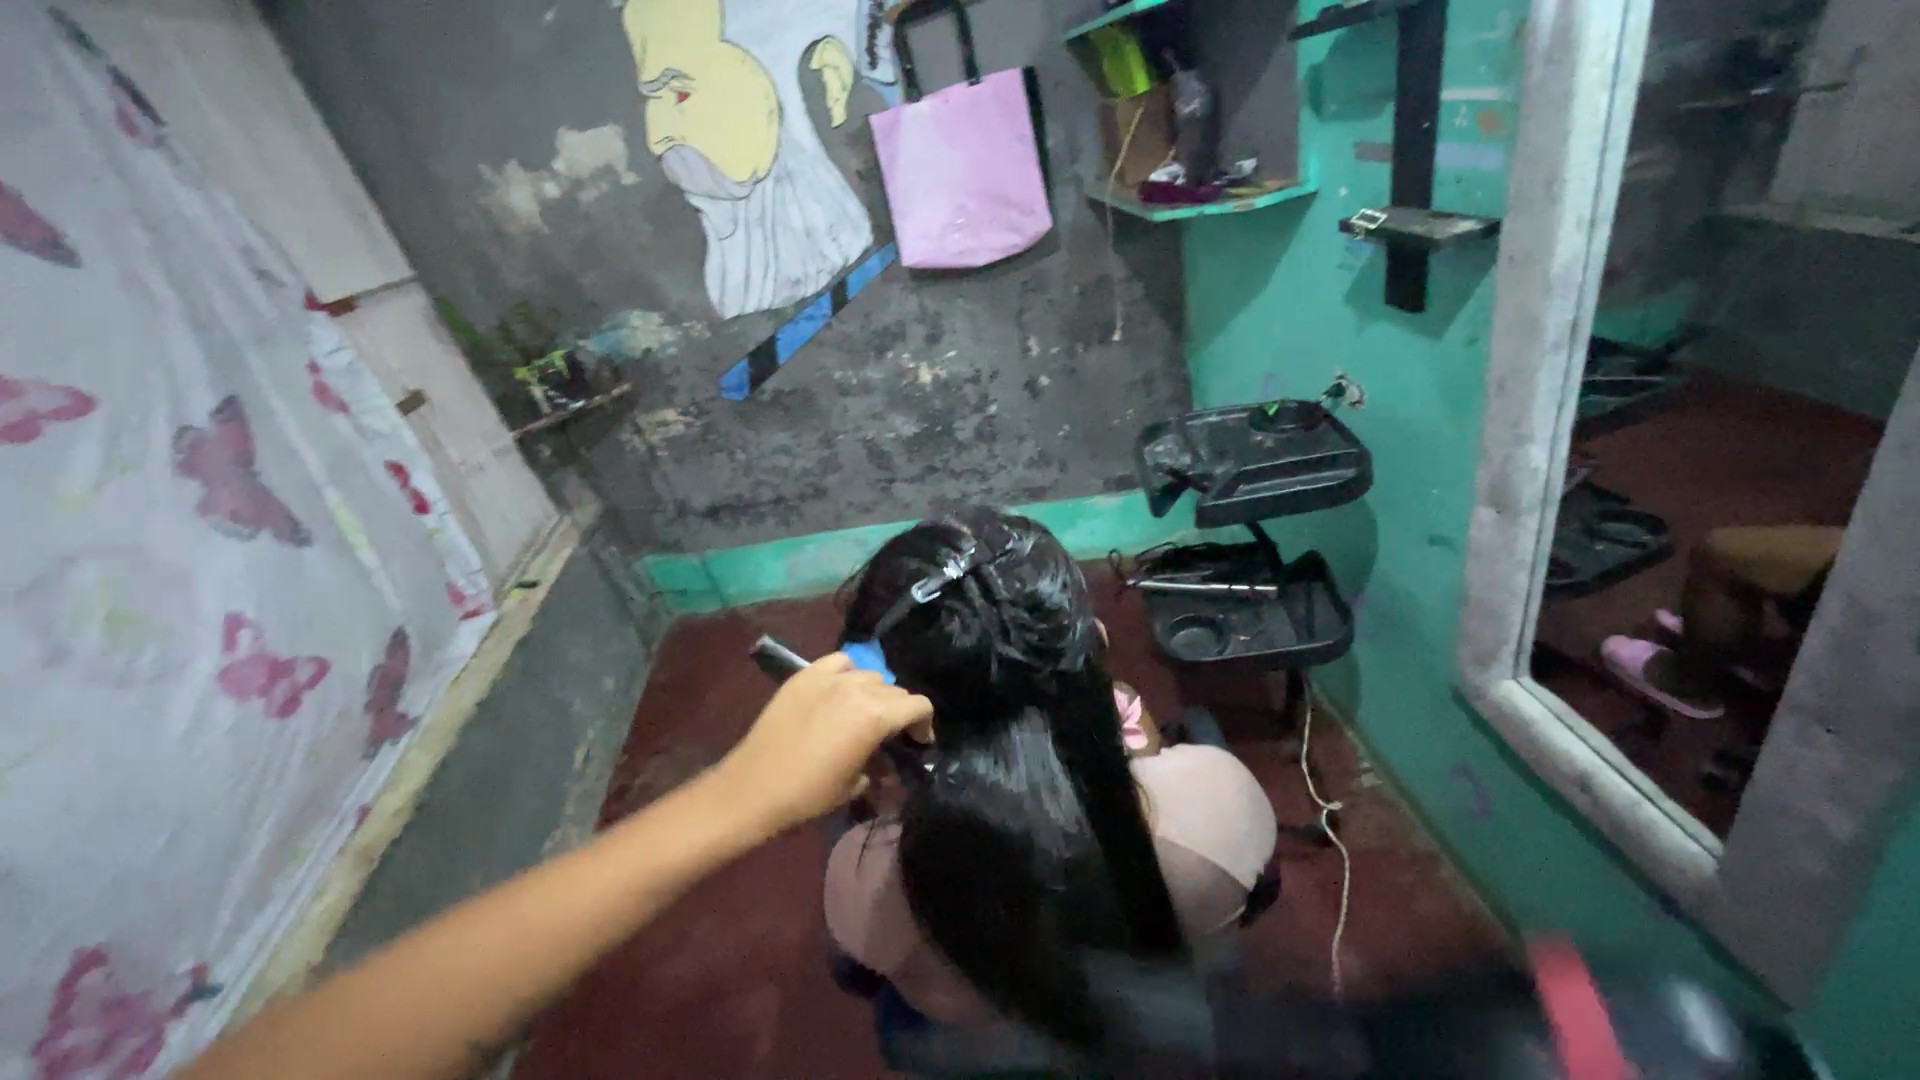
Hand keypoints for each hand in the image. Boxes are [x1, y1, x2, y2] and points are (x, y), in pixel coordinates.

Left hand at [713, 653, 932, 834]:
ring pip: (869, 675)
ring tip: (863, 713)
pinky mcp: (804, 676)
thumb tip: (886, 765)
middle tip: (891, 734)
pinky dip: (847, 673)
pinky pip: (838, 663)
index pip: (919, 705)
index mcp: (876, 716)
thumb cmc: (809, 794)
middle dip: (900, 711)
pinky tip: (840, 690)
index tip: (918, 742)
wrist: (754, 787)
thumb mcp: (855, 785)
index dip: (925, 723)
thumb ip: (879, 766)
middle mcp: (858, 688)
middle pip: (895, 690)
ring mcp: (829, 678)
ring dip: (875, 693)